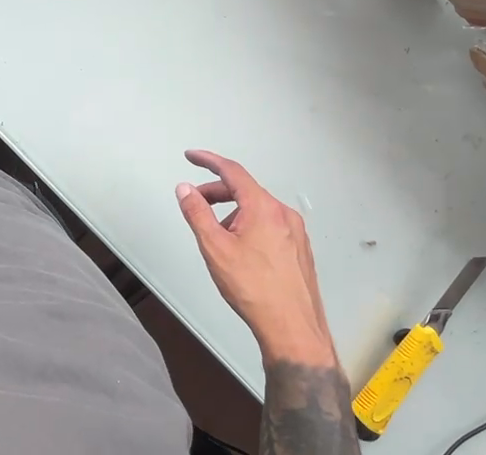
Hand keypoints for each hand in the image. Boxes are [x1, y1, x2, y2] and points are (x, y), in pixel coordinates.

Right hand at [176, 150, 336, 366]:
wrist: (294, 330)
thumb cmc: (252, 288)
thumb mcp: (214, 247)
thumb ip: (196, 212)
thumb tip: (185, 189)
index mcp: (264, 208)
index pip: (232, 171)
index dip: (208, 160)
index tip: (191, 156)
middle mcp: (284, 215)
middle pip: (245, 190)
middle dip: (216, 192)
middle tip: (195, 202)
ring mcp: (296, 233)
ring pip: (257, 209)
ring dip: (232, 212)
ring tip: (216, 235)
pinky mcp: (300, 251)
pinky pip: (270, 225)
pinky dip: (249, 225)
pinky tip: (239, 249)